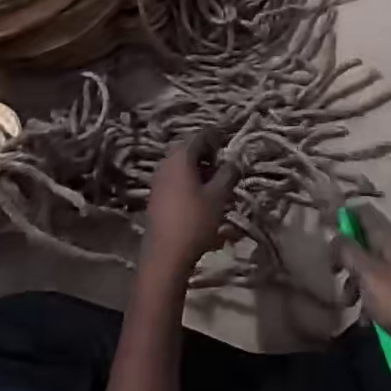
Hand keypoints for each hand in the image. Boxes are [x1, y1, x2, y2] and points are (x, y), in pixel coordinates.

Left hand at [140, 139, 232, 279]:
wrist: (165, 255)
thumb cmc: (194, 220)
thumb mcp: (219, 195)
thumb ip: (228, 173)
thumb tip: (234, 161)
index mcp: (180, 157)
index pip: (200, 136)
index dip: (216, 135)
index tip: (230, 139)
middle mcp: (166, 164)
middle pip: (188, 150)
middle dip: (207, 153)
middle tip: (224, 162)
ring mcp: (158, 181)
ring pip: (182, 166)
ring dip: (200, 169)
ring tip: (218, 182)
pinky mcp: (157, 197)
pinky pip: (176, 180)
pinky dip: (191, 181)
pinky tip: (203, 197)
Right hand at [334, 205, 390, 373]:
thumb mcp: (367, 272)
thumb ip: (347, 250)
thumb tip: (335, 236)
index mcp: (389, 237)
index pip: (362, 212)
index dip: (342, 216)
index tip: (323, 230)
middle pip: (361, 241)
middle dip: (344, 257)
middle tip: (333, 271)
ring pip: (365, 269)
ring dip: (353, 284)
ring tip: (348, 303)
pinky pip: (375, 292)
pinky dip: (367, 303)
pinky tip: (365, 320)